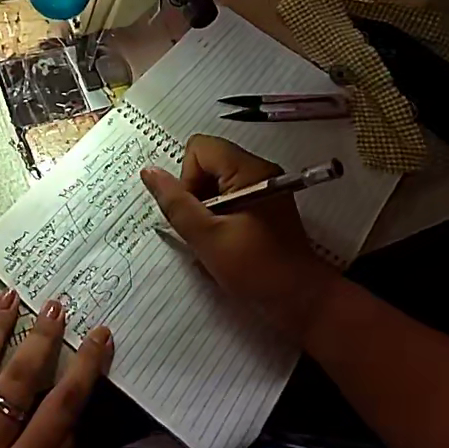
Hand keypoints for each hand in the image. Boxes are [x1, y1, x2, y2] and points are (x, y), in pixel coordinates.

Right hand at [140, 134, 339, 344]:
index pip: (199, 148)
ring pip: (215, 181)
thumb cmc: (254, 268)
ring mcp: (263, 186)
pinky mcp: (264, 203)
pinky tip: (224, 241)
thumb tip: (149, 172)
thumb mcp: (207, 237)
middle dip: (195, 194)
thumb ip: (175, 203)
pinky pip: (229, 195)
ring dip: (205, 208)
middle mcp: (258, 169)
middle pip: (207, 162)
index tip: (195, 213)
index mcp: (249, 170)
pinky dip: (218, 215)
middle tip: (204, 229)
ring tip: (214, 238)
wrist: (299, 298)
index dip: (187, 177)